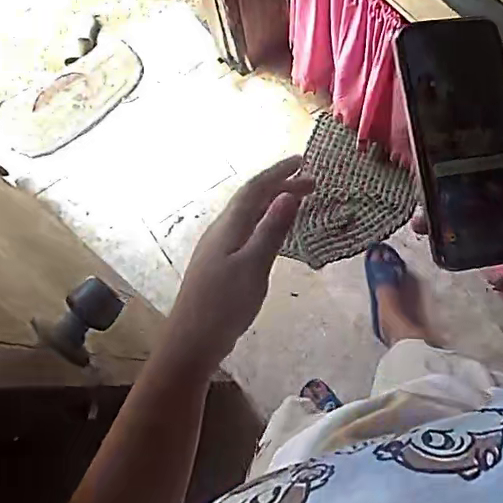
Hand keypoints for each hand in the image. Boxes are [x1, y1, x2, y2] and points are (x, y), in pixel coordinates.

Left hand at [160, 156, 313, 373]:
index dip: (278, 173)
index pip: (255, 189)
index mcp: (229, 226)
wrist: (191, 340)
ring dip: (272, 203)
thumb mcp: (254, 266)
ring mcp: (217, 246)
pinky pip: (245, 229)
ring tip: (296, 201)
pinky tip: (271, 233)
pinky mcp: (219, 263)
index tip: (303, 161)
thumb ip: (271, 230)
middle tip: (311, 183)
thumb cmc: (224, 305)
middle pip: (251, 198)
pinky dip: (264, 221)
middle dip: (279, 185)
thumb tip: (288, 194)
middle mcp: (221, 230)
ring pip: (247, 214)